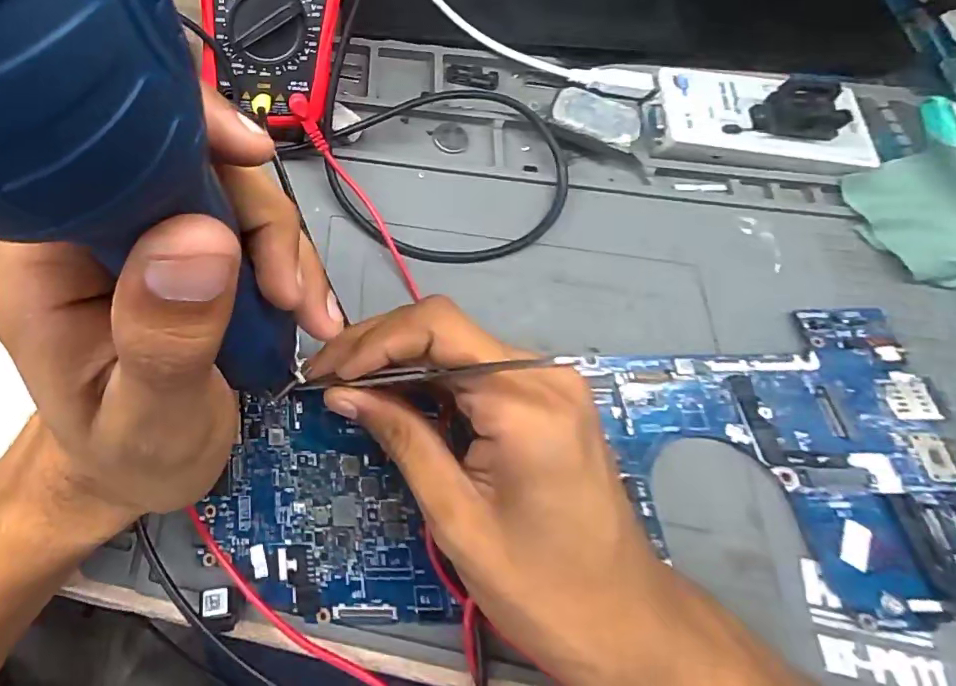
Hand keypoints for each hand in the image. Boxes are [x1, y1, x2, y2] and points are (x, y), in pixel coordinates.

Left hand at [0, 83, 340, 526]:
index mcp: (40, 259)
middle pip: (179, 161)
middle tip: (289, 291)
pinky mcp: (168, 235)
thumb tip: (202, 236)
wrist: (132, 468)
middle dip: (251, 214)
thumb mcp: (147, 423)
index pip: (102, 158)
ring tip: (301, 310)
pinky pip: (235, 212)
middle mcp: (78, 225)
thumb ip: (166, 340)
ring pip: (219, 183)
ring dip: (274, 239)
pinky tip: (298, 301)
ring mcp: (128, 226)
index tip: (252, 157)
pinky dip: (277, 250)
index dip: (179, 134)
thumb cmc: (125, 459)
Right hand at [307, 297, 802, 685]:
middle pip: (440, 327)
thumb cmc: (545, 590)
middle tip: (322, 373)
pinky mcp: (541, 396)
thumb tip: (341, 392)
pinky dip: (424, 377)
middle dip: (375, 345)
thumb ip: (402, 439)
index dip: (374, 340)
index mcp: (526, 398)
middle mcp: (540, 372)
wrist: (632, 629)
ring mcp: (545, 381)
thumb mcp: (458, 519)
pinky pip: (470, 369)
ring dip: (395, 359)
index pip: (436, 327)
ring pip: (451, 343)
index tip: (329, 373)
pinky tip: (388, 395)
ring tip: (343, 382)